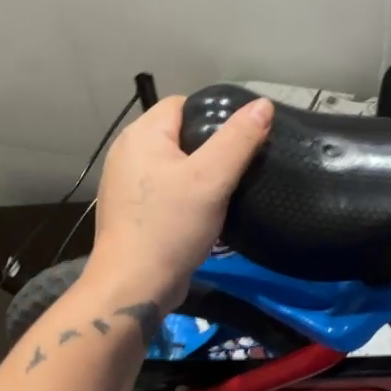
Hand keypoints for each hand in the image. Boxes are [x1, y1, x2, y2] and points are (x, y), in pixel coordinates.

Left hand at [83, 93, 272, 309]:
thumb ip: (238, 140)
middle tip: (239, 170)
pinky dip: (186, 199)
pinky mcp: (133, 213)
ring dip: (200, 178)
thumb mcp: (212, 179)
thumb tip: (263, 104)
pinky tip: (203, 216)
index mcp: (141, 134)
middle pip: (179, 136)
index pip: (183, 105)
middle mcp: (128, 152)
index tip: (242, 142)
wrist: (134, 286)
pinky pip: (166, 193)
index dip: (215, 117)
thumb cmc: (171, 228)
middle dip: (210, 150)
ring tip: (225, 194)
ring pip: (174, 167)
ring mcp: (126, 185)